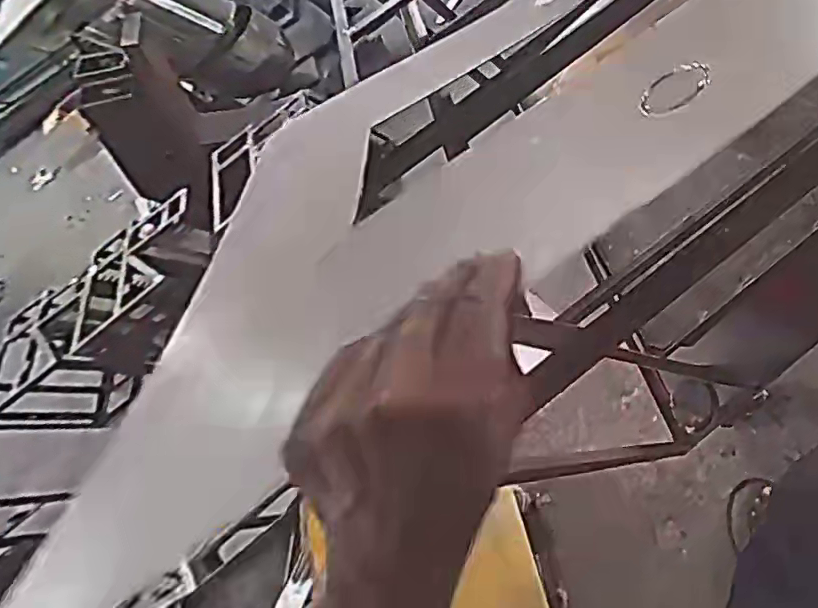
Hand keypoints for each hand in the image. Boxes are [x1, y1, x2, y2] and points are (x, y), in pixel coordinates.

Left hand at [282, 254, 527, 607]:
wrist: (396, 556)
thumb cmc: (460, 492)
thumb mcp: (510, 417)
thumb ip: (510, 353)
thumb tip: (508, 299)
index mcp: (459, 400)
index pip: (477, 303)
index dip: (494, 273)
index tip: (502, 262)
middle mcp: (397, 398)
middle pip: (431, 303)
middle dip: (458, 281)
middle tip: (472, 273)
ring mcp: (344, 412)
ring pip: (390, 324)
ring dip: (419, 312)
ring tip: (435, 315)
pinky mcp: (307, 425)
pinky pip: (350, 355)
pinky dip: (376, 348)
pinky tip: (393, 357)